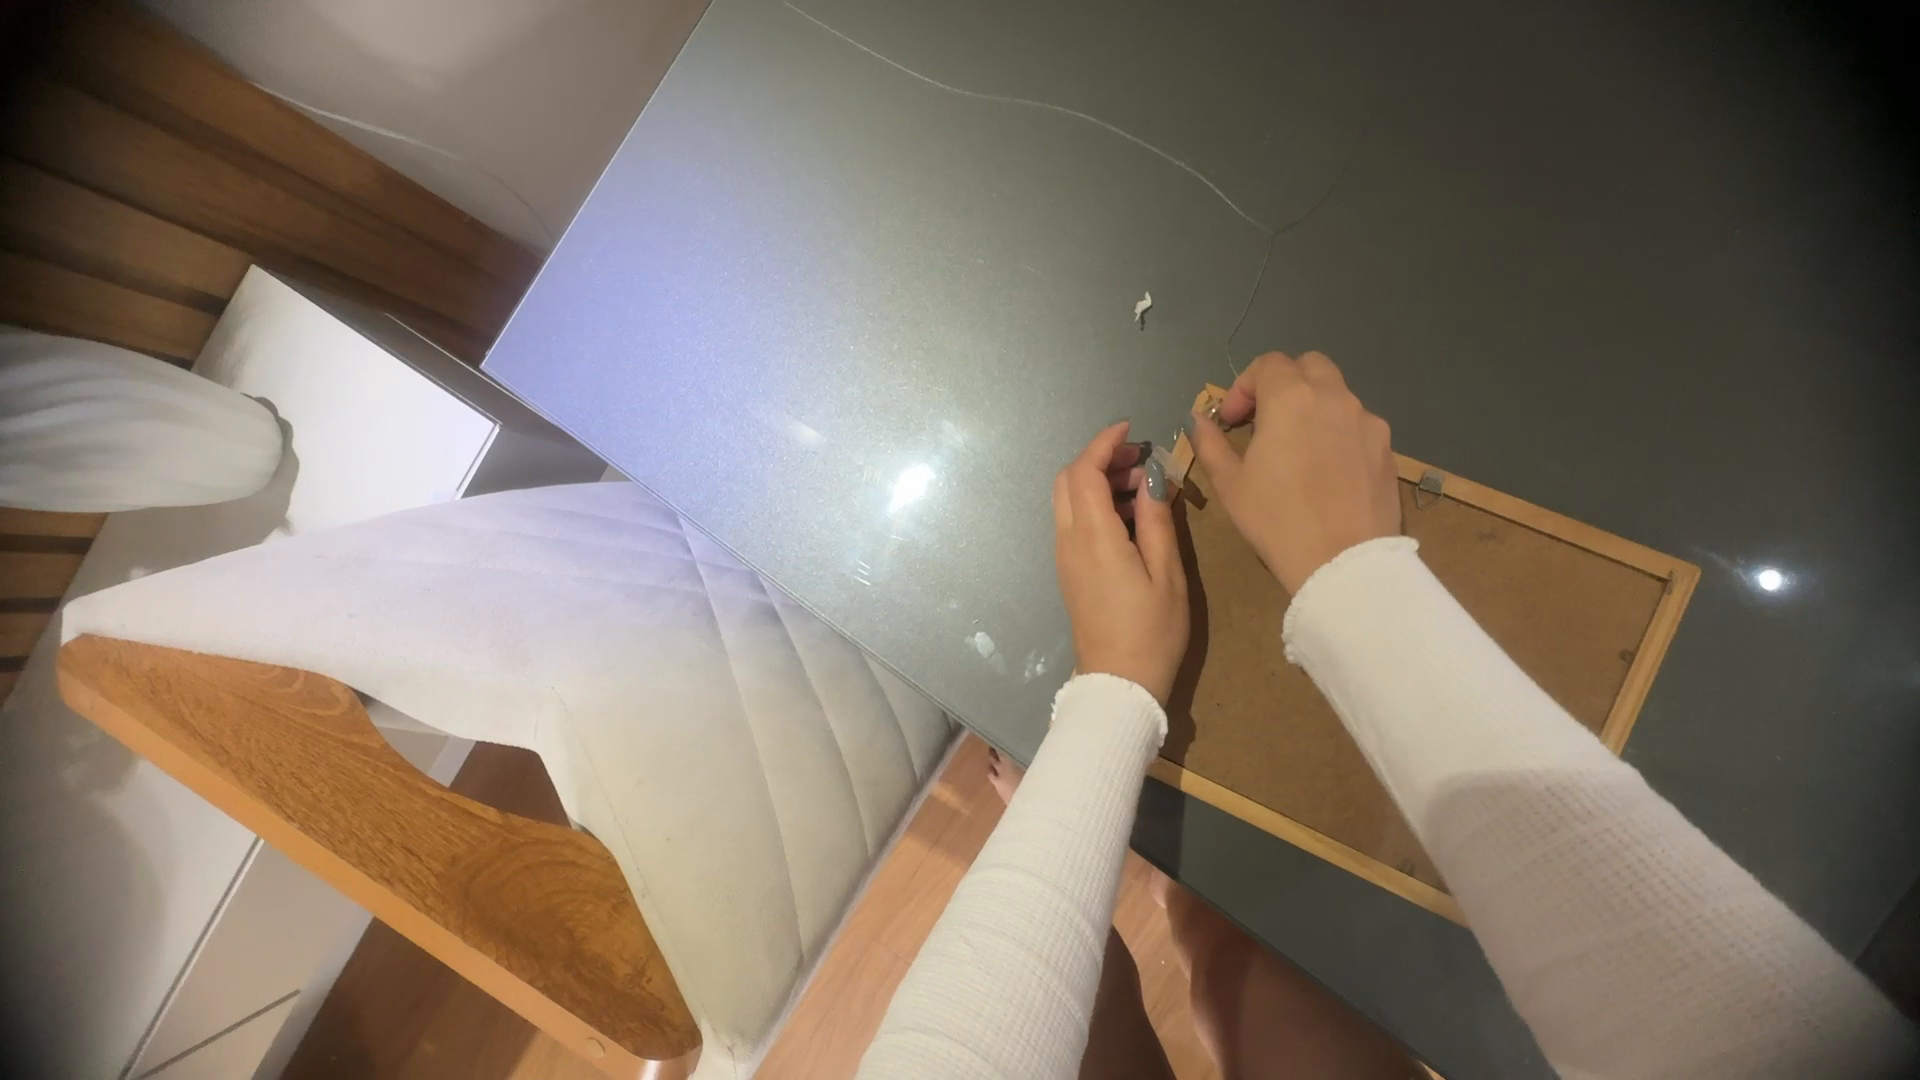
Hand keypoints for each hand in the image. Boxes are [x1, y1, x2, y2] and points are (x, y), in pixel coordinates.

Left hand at [1053, 421, 1189, 703]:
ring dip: (1096, 483)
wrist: (1118, 682)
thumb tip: (1151, 477)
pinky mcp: (1068, 571)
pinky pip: (1072, 523)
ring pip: (1067, 501)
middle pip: (1067, 481)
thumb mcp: (1167, 572)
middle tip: (1139, 461)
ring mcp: (1064, 557)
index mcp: (1093, 537)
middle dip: (1098, 460)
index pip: (1084, 472)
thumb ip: (1157, 519)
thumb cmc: (1152, 630)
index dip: (1103, 444)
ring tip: (1142, 488)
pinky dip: (1094, 506)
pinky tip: (1129, 517)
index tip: (1130, 431)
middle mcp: (1069, 541)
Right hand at [1186, 351, 1399, 593]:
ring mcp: (1367, 421)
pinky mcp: (1386, 448)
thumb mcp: (1230, 484)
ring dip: (1311, 407)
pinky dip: (1336, 432)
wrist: (1342, 562)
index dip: (1243, 387)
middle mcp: (1334, 398)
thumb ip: (1211, 443)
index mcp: (1291, 399)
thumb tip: (1197, 419)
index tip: (1232, 422)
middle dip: (1282, 384)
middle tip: (1263, 422)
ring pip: (1336, 395)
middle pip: (1308, 366)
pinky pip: (1356, 425)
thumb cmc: (1275, 520)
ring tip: (1295, 449)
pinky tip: (1325, 471)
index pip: (1267, 365)